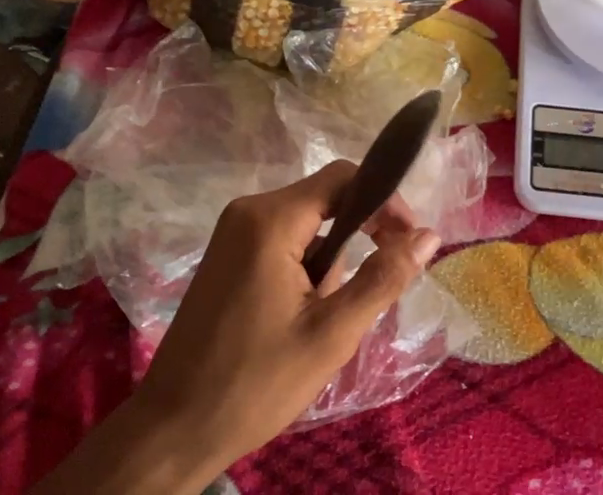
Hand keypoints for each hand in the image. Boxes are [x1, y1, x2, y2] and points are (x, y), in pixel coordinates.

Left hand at [34, 163, 441, 493]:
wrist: (174, 427)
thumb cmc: (256, 382)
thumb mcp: (331, 334)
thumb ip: (383, 278)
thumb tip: (428, 235)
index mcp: (271, 219)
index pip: (345, 177)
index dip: (385, 201)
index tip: (409, 243)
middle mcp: (248, 211)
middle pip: (326, 198)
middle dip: (360, 236)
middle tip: (379, 286)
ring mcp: (232, 232)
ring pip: (307, 223)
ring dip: (332, 259)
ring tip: (329, 317)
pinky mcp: (226, 255)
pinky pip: (283, 239)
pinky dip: (307, 266)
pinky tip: (304, 314)